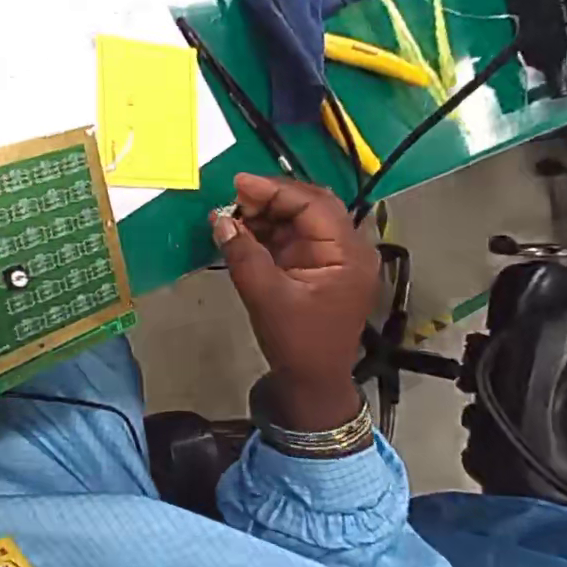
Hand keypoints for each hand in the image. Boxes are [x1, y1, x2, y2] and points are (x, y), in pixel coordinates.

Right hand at [211, 173, 379, 431]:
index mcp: (347, 253)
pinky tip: (241, 232)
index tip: (237, 184)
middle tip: (231, 199)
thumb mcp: (266, 297)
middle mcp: (345, 249)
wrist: (312, 382)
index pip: (314, 205)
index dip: (275, 190)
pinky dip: (266, 232)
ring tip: (231, 216)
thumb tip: (220, 220)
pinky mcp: (315, 268)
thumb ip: (244, 255)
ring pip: (299, 220)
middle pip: (309, 206)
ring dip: (265, 215)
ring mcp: (331, 258)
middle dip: (270, 199)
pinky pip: (291, 238)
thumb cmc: (297, 342)